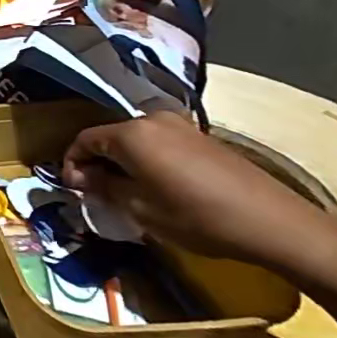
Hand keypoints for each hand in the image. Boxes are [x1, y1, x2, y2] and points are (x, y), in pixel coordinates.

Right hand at [61, 110, 336, 272]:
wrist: (265, 218)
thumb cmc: (195, 217)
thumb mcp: (140, 209)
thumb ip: (105, 186)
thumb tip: (81, 176)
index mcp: (131, 134)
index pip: (86, 139)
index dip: (72, 162)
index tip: (71, 188)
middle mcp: (151, 119)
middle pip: (110, 136)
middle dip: (97, 162)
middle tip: (95, 192)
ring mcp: (178, 124)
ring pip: (135, 139)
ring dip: (122, 161)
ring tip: (124, 192)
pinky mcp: (198, 135)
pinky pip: (158, 142)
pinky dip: (146, 159)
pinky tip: (154, 185)